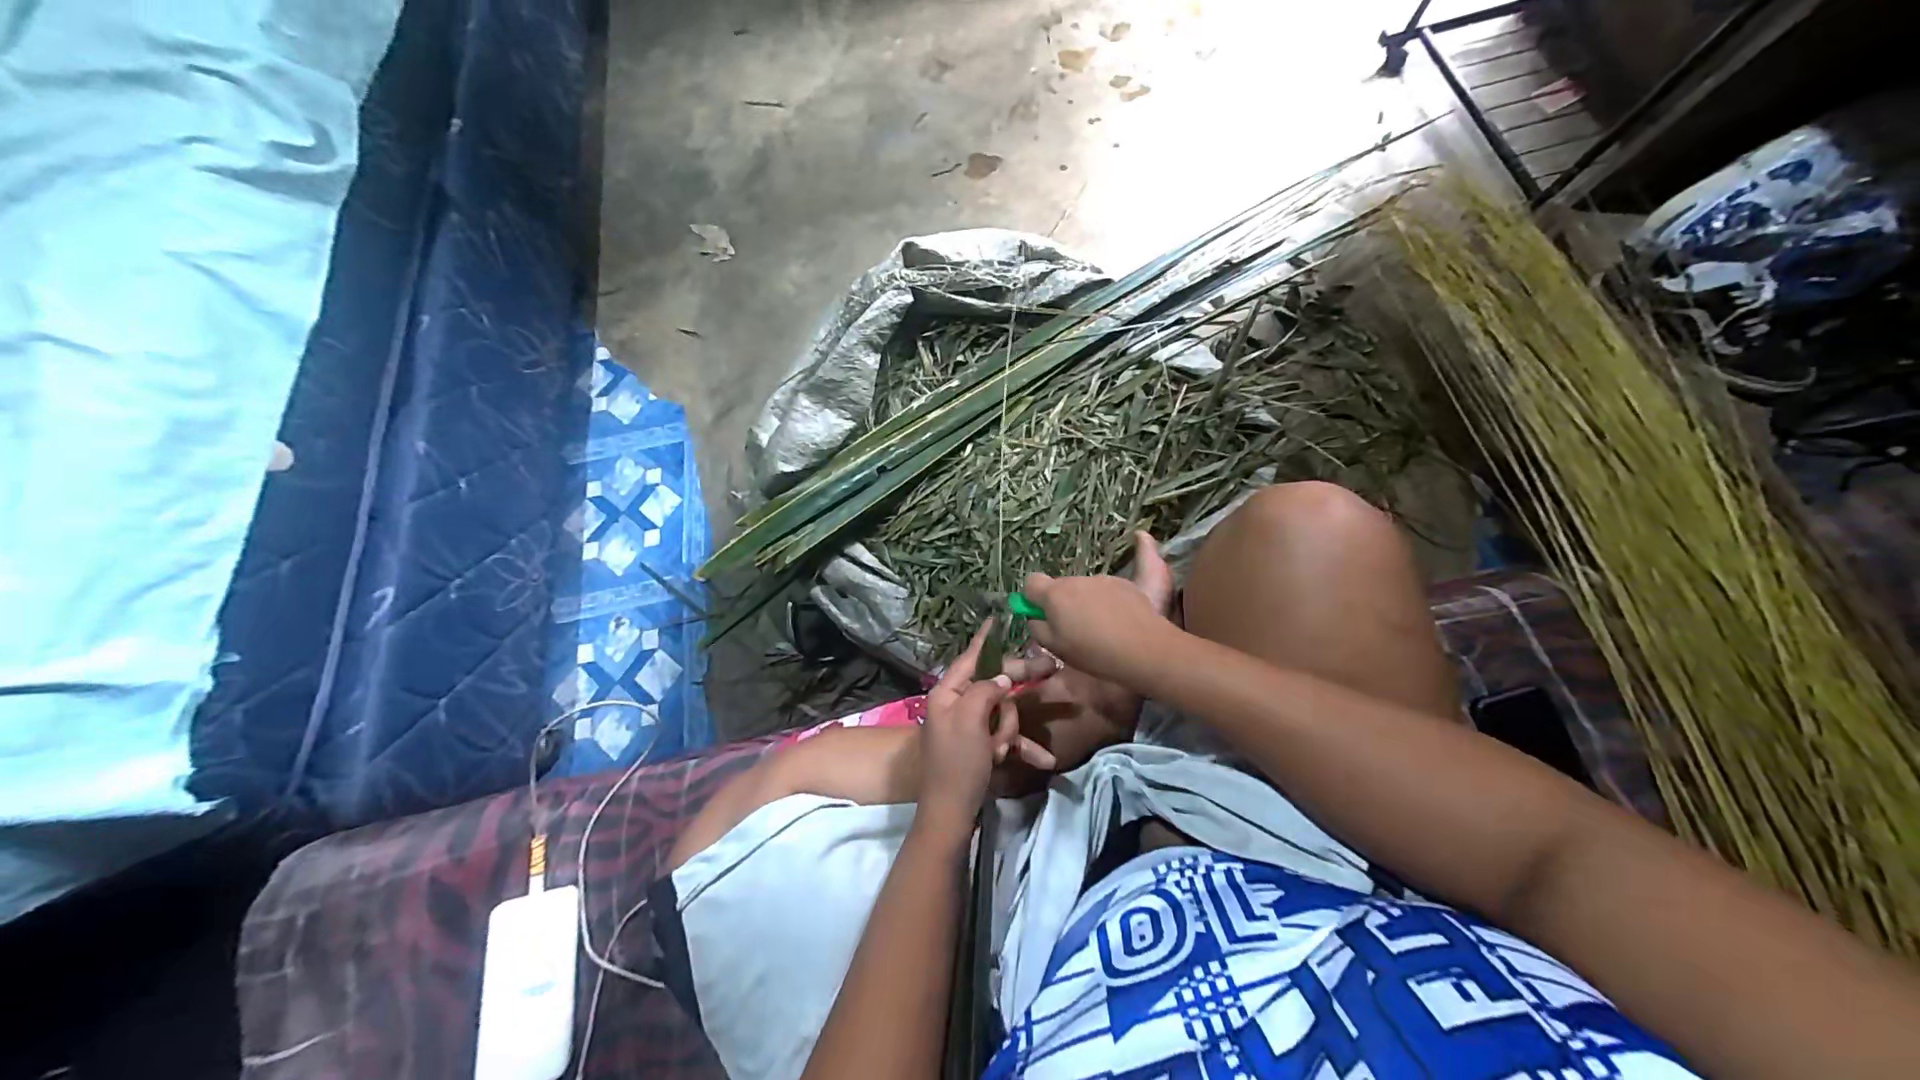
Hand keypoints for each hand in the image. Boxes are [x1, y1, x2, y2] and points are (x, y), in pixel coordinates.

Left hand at [918, 622, 1049, 829]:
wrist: (951, 813)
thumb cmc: (956, 762)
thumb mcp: (969, 720)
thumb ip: (987, 690)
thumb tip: (1004, 678)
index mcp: (948, 693)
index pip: (972, 658)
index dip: (987, 639)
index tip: (998, 619)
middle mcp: (958, 704)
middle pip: (996, 684)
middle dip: (1015, 695)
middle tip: (1051, 669)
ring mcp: (971, 727)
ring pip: (1005, 713)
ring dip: (1010, 733)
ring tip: (999, 752)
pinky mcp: (982, 747)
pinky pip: (1008, 738)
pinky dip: (1022, 747)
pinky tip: (1044, 760)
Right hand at [1023, 531, 1177, 687]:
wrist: (1144, 649)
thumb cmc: (1093, 652)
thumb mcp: (1055, 647)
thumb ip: (1037, 627)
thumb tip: (1036, 615)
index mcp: (1054, 594)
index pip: (1031, 582)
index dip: (1032, 598)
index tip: (1041, 615)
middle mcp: (1076, 580)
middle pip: (1059, 586)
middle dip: (1061, 602)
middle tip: (1072, 628)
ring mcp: (1102, 579)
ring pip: (1083, 588)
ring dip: (1084, 602)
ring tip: (1098, 628)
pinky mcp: (1124, 584)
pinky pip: (1105, 591)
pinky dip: (1105, 602)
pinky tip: (1116, 623)